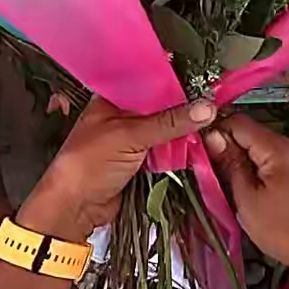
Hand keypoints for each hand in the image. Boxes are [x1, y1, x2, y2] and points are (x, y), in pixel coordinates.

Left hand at [17, 96, 215, 242]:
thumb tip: (206, 109)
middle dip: (183, 108)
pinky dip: (178, 151)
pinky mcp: (140, 162)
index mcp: (112, 101)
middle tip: (212, 104)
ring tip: (211, 123)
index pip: (148, 83)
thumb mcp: (130, 135)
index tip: (202, 80)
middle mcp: (123, 117)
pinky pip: (165, 152)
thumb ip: (169, 122)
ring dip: (183, 132)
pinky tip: (197, 146)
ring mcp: (132, 141)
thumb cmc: (90, 163)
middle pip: (160, 108)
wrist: (76, 207)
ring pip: (165, 131)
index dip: (173, 81)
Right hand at [204, 113, 288, 276]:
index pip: (237, 121)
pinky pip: (269, 161)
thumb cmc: (285, 230)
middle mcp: (288, 146)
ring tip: (219, 177)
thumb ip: (230, 165)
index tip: (194, 147)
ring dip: (238, 158)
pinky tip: (243, 185)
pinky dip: (253, 168)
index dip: (214, 129)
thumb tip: (212, 136)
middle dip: (225, 145)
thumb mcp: (248, 200)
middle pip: (249, 133)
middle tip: (202, 166)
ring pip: (258, 149)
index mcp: (276, 147)